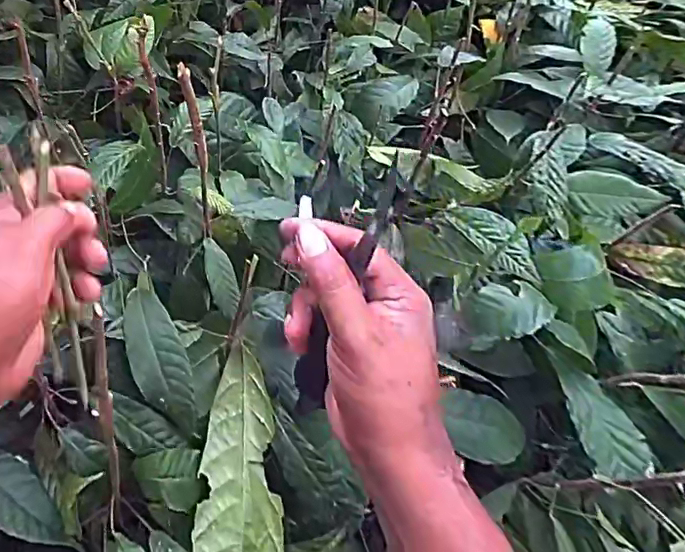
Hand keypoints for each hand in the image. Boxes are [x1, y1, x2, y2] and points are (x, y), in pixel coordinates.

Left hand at [0, 165, 107, 416]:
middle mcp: (17, 239)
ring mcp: (27, 270)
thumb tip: (77, 210)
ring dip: (86, 259)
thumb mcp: (29, 242)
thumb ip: (57, 216)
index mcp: (7, 216)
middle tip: (92, 245)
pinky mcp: (38, 299)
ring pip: (68, 251)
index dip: (63, 179)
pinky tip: (87, 298)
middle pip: (59, 218)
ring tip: (93, 274)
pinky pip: (68, 282)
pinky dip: (81, 286)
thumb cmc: (0, 291)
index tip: (90, 186)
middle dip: (82, 229)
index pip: (36, 182)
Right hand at [279, 218, 457, 491]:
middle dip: (310, 273)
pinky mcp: (347, 342)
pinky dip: (305, 326)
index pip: (359, 247)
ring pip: (323, 292)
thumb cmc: (384, 396)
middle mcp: (383, 302)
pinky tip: (300, 344)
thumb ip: (331, 281)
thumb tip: (308, 234)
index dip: (325, 234)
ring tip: (298, 333)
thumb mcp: (355, 332)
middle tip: (285, 262)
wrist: (389, 459)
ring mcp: (364, 323)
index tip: (291, 227)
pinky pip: (319, 317)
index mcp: (399, 292)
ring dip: (304, 308)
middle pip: (338, 266)